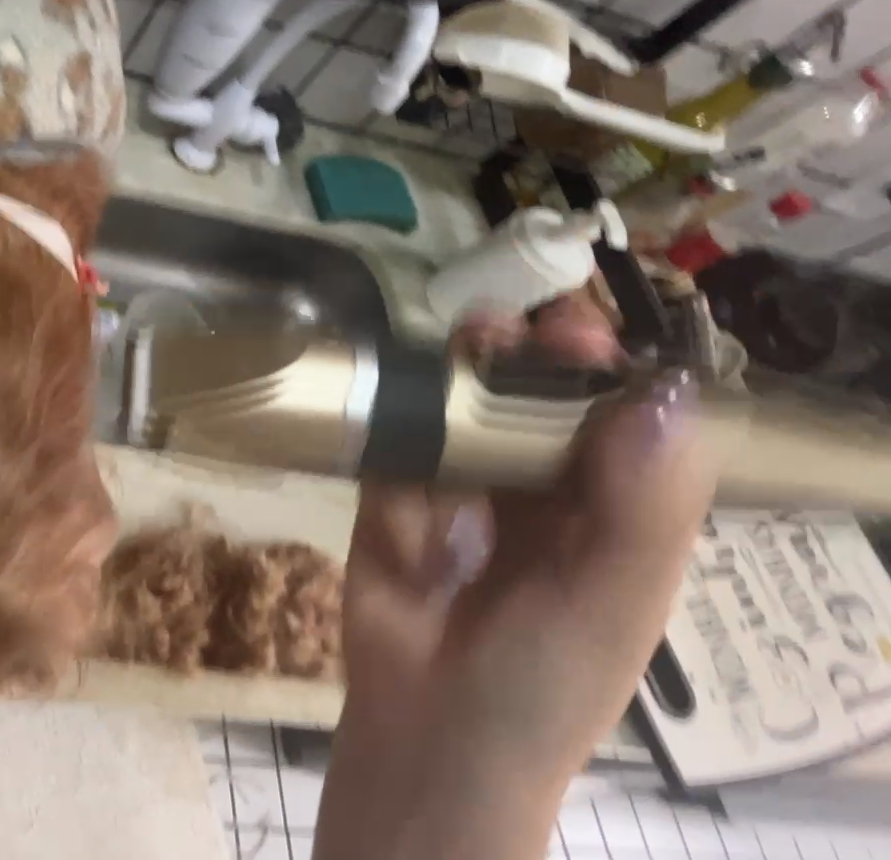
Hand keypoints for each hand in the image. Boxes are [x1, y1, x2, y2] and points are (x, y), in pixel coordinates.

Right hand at [318, 303, 716, 858]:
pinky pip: (394, 451)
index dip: (606, 373)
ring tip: (457, 336)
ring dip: (456, 374)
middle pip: (532, 407)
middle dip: (524, 359)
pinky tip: (396, 385)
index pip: (617, 424)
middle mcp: (537, 494)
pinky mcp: (388, 500)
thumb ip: (642, 505)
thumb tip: (664, 393)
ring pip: (459, 416)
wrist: (427, 730)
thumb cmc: (545, 681)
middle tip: (509, 322)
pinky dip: (395, 419)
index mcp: (611, 514)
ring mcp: (457, 495)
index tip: (583, 329)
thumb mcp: (614, 600)